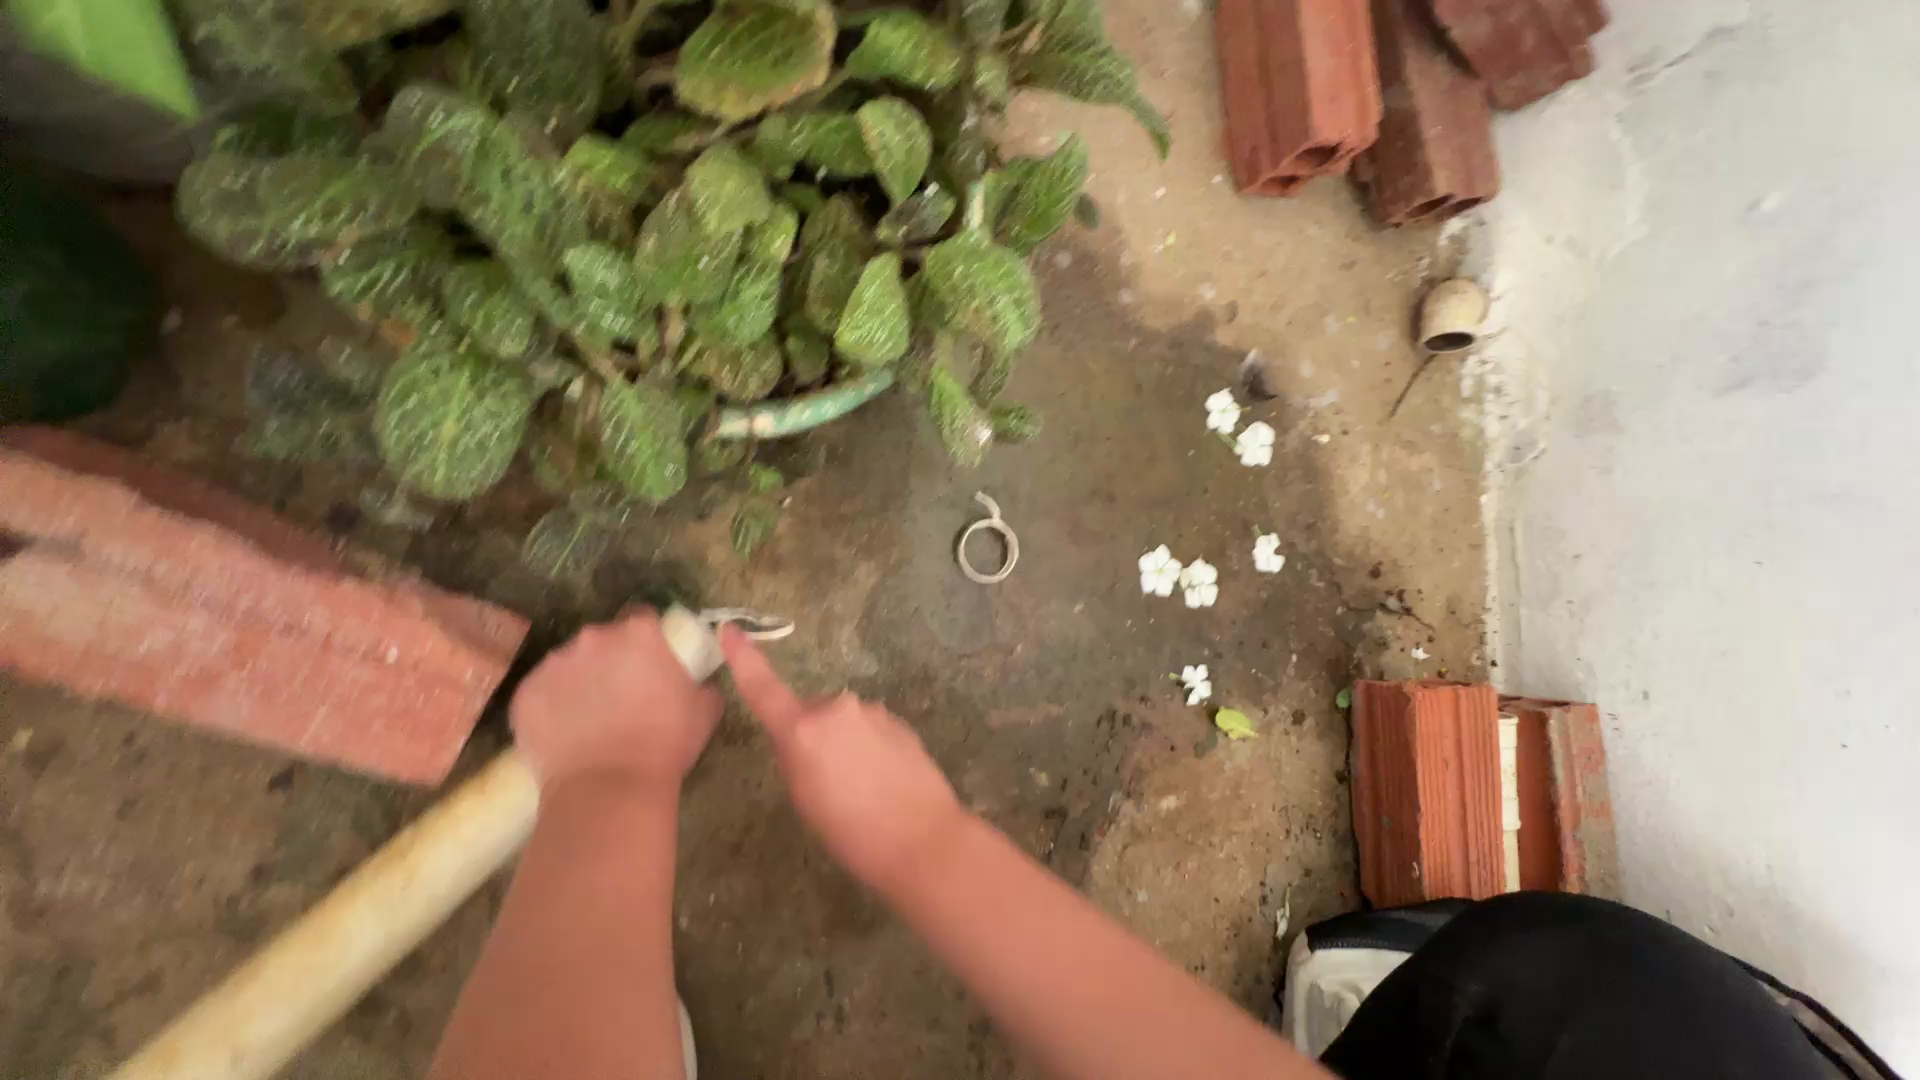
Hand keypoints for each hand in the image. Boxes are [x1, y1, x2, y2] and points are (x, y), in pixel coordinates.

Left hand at [511, 610, 722, 791]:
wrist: (609, 788)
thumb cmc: (665, 743)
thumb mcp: (704, 709)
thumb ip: (701, 683)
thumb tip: (696, 682)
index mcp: (639, 633)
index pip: (642, 617)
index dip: (648, 639)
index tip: (650, 662)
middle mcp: (593, 637)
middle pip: (602, 638)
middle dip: (611, 659)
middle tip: (622, 694)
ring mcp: (554, 664)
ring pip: (570, 664)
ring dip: (581, 680)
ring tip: (591, 718)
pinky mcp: (525, 693)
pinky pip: (542, 691)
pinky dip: (553, 705)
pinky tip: (567, 732)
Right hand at [722, 626, 966, 891]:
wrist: (923, 838)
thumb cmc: (852, 832)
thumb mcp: (804, 799)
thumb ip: (793, 757)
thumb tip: (799, 738)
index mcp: (803, 729)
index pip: (763, 688)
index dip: (743, 658)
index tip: (729, 628)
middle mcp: (836, 708)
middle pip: (810, 714)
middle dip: (811, 738)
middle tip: (825, 783)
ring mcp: (871, 711)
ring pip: (842, 722)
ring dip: (842, 744)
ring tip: (860, 790)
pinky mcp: (898, 721)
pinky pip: (868, 729)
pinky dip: (868, 749)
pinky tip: (883, 783)